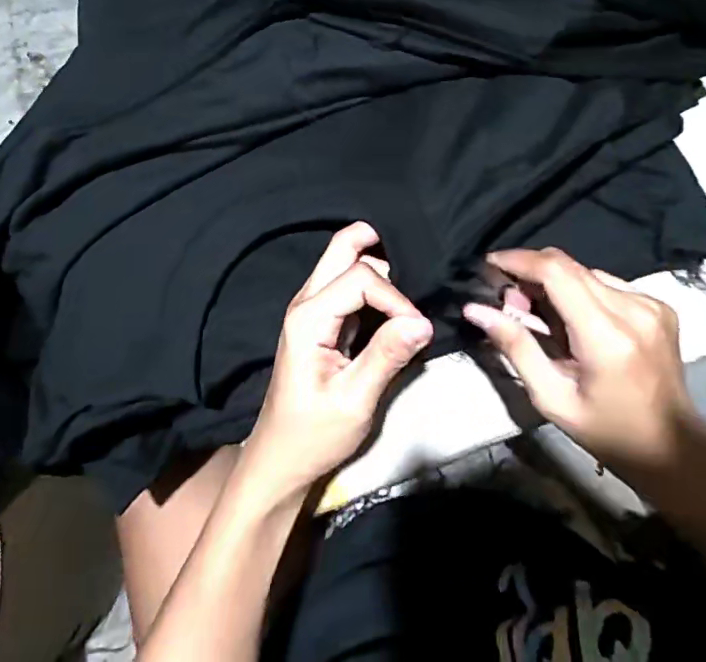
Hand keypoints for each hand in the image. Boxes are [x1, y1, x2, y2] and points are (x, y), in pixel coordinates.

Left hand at [239, 223, 432, 498]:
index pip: (362, 278)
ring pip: (344, 261)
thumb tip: (423, 322)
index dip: (396, 297)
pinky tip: (394, 303)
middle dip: (377, 245)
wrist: (282, 461)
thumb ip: (387, 356)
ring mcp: (311, 309)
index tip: (417, 330)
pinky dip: (373, 283)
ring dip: (378, 265)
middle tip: (415, 261)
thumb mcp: (355, 401)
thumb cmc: (313, 435)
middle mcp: (306, 302)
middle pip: (341, 248)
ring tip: (410, 290)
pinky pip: (348, 284)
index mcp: (309, 318)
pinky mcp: (322, 321)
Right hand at [464, 248, 705, 488]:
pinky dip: (583, 294)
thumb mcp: (552, 399)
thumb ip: (516, 348)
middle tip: (511, 301)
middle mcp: (633, 309)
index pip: (557, 272)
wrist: (674, 447)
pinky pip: (608, 284)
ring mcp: (650, 304)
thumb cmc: (608, 432)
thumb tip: (476, 310)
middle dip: (532, 274)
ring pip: (587, 273)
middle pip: (570, 266)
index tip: (491, 264)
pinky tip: (576, 322)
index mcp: (607, 335)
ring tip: (543, 318)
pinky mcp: (659, 305)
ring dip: (557, 285)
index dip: (520, 260)